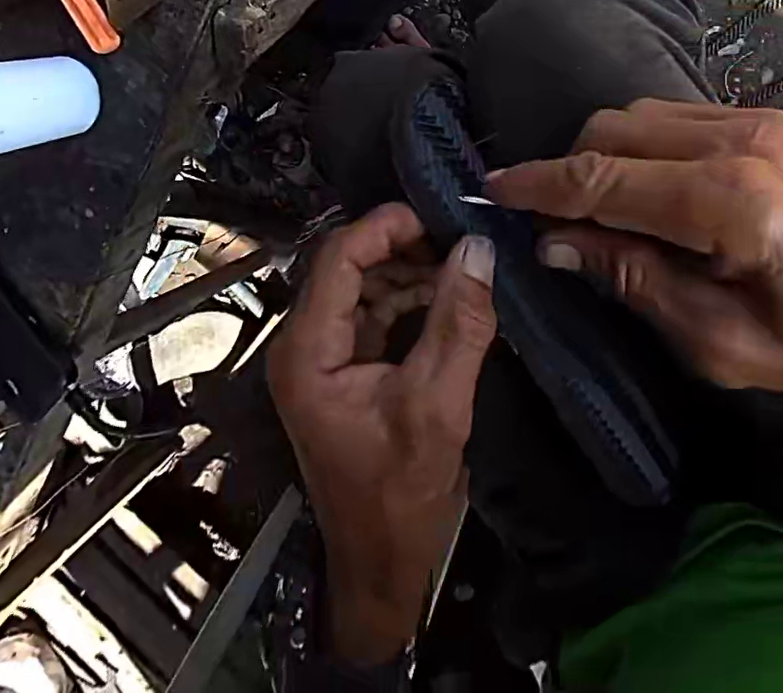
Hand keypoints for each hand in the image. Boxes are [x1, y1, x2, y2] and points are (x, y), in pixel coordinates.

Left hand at [267, 204, 497, 664]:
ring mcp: (322, 357)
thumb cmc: (400, 497)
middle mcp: (304, 344)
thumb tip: (478, 249)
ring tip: (459, 269)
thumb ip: (458, 323)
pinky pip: (374, 314)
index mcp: (307, 350)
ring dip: (409, 273)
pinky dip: (409, 300)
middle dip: (402, 249)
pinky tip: (446, 299)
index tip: (435, 216)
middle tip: (457, 241)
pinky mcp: (344, 368)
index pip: (337, 259)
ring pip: (363, 288)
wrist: (380, 565)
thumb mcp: (437, 405)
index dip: (383, 227)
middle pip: (347, 268)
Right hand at [486, 100, 782, 439]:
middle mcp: (741, 141)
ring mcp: (764, 122)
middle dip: (569, 170)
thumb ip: (634, 280)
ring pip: (642, 115)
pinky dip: (645, 149)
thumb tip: (559, 244)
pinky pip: (679, 120)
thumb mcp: (726, 345)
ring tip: (603, 213)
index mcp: (731, 201)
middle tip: (556, 225)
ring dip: (605, 157)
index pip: (601, 179)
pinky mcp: (778, 122)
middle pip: (612, 130)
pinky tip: (653, 193)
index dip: (538, 185)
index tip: (493, 189)